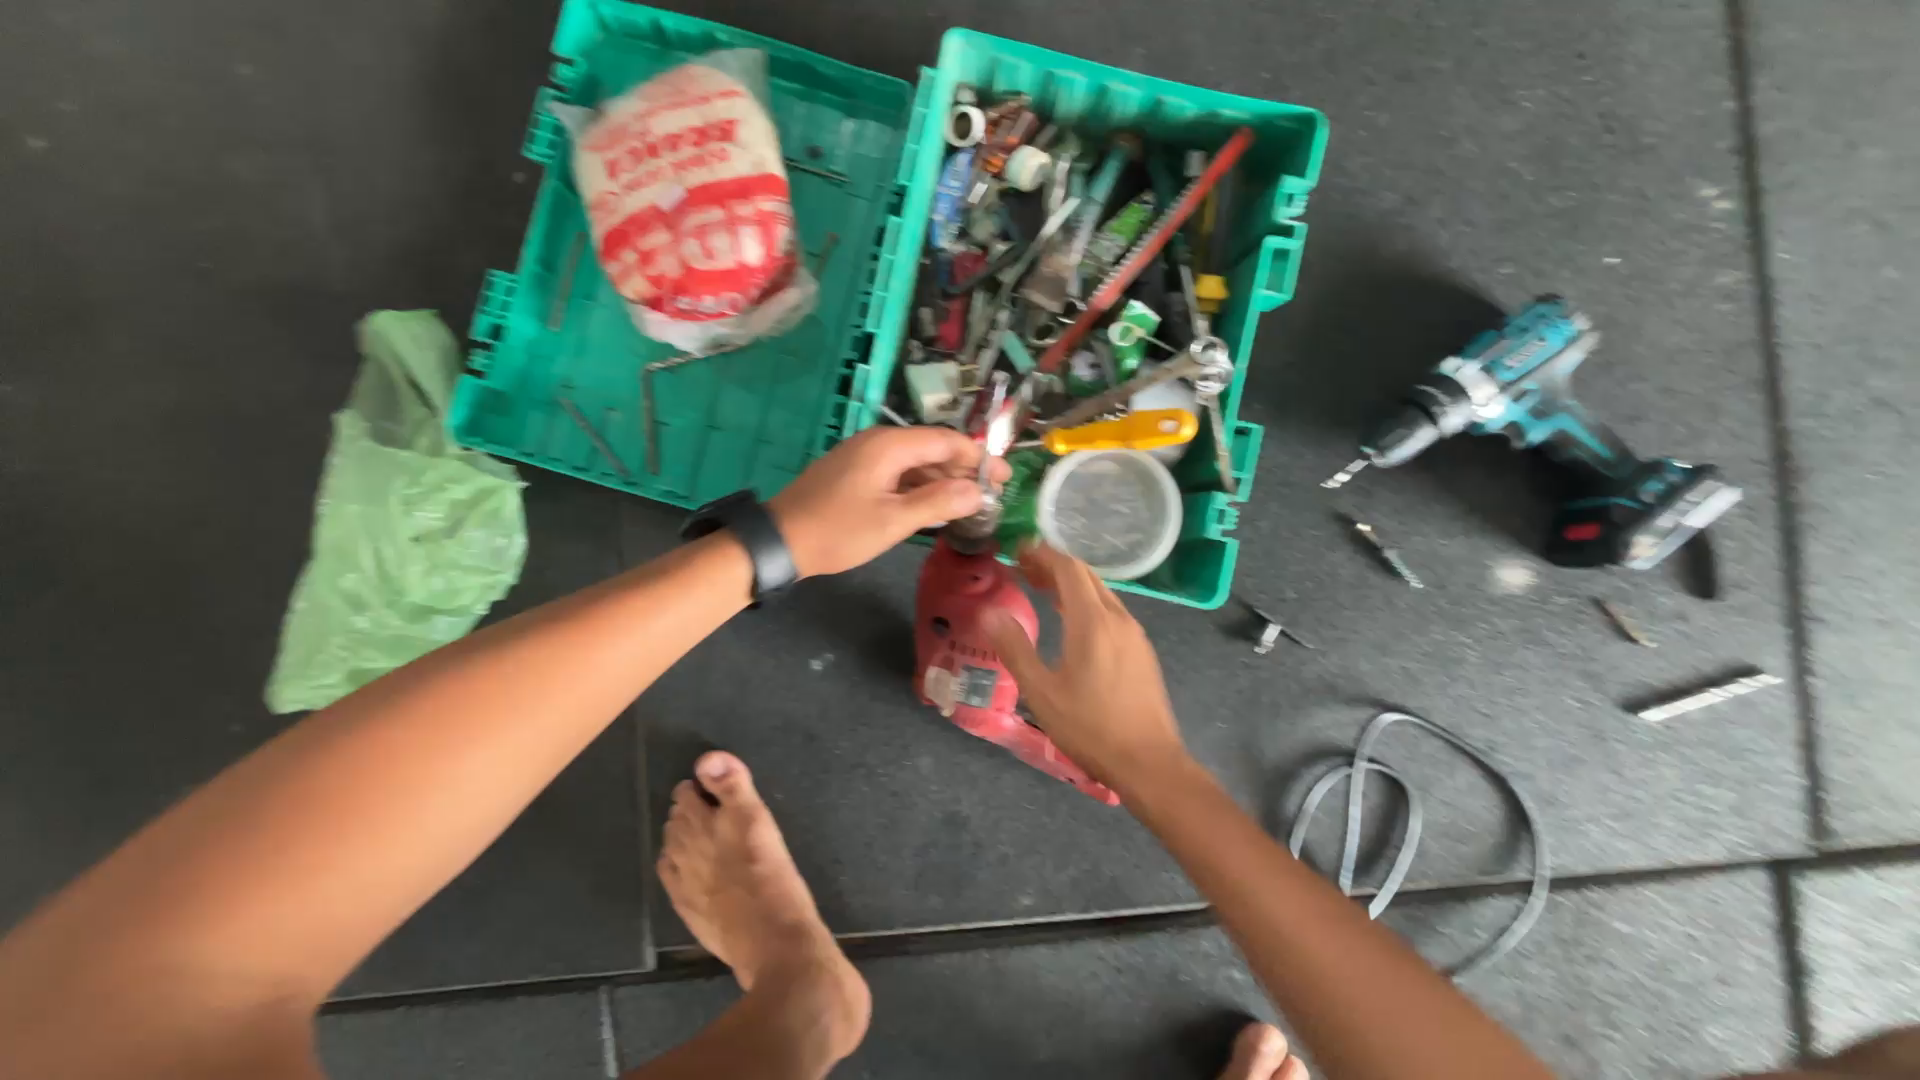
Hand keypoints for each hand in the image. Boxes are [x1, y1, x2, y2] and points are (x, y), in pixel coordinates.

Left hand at [768, 425, 1006, 577]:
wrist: (781, 541)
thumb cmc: (839, 531)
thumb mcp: (893, 520)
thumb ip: (938, 502)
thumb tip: (978, 491)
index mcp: (888, 446)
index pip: (946, 441)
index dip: (979, 458)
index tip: (1004, 477)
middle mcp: (878, 442)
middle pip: (931, 448)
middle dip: (964, 469)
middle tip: (992, 493)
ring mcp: (864, 457)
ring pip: (914, 462)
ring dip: (942, 480)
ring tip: (970, 502)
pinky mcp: (855, 473)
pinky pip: (897, 473)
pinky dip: (919, 487)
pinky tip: (934, 506)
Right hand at [983, 544, 1189, 790]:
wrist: (1149, 762)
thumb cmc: (1090, 728)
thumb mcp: (1041, 691)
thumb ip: (1014, 648)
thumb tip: (988, 612)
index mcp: (1093, 622)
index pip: (1069, 569)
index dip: (1043, 554)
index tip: (1018, 551)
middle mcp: (1118, 619)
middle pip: (1086, 577)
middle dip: (1055, 566)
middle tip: (1023, 569)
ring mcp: (1135, 635)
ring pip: (1101, 594)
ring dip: (1071, 586)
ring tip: (1041, 591)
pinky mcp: (1142, 653)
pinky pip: (1111, 613)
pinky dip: (1086, 604)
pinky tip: (1071, 624)